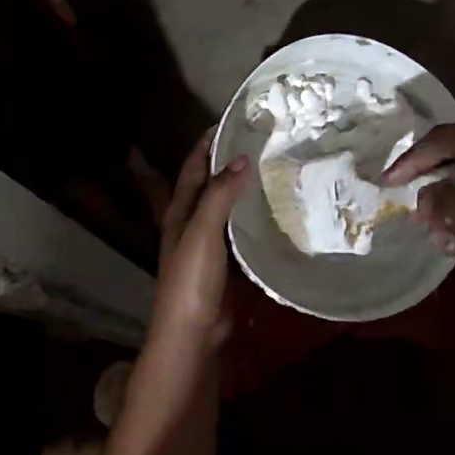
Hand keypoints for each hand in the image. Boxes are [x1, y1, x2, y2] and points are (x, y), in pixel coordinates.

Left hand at [152, 130, 252, 348]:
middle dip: (228, 160)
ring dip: (242, 186)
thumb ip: (219, 194)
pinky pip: (240, 229)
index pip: (194, 165)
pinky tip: (275, 209)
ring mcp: (209, 243)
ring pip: (226, 205)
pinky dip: (253, 214)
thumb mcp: (202, 231)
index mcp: (179, 210)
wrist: (193, 335)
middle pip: (209, 182)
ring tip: (272, 167)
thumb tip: (242, 158)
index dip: (208, 141)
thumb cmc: (191, 279)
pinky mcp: (227, 262)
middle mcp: (192, 222)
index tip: (233, 120)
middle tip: (260, 140)